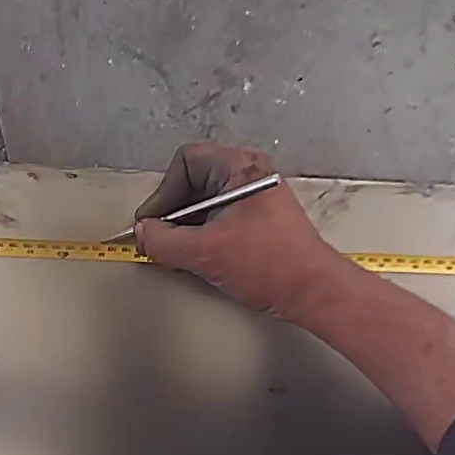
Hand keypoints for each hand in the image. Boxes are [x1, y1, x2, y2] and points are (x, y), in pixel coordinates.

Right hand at [133, 143, 350, 319]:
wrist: (311, 292)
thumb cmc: (271, 265)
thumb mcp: (204, 253)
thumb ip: (163, 240)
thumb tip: (142, 232)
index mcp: (241, 169)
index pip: (186, 162)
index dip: (164, 193)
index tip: (153, 222)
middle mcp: (249, 175)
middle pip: (192, 181)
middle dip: (171, 211)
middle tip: (159, 238)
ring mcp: (253, 197)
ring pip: (202, 201)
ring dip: (183, 225)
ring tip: (176, 251)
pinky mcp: (256, 219)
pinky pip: (216, 216)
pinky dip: (199, 233)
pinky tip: (194, 256)